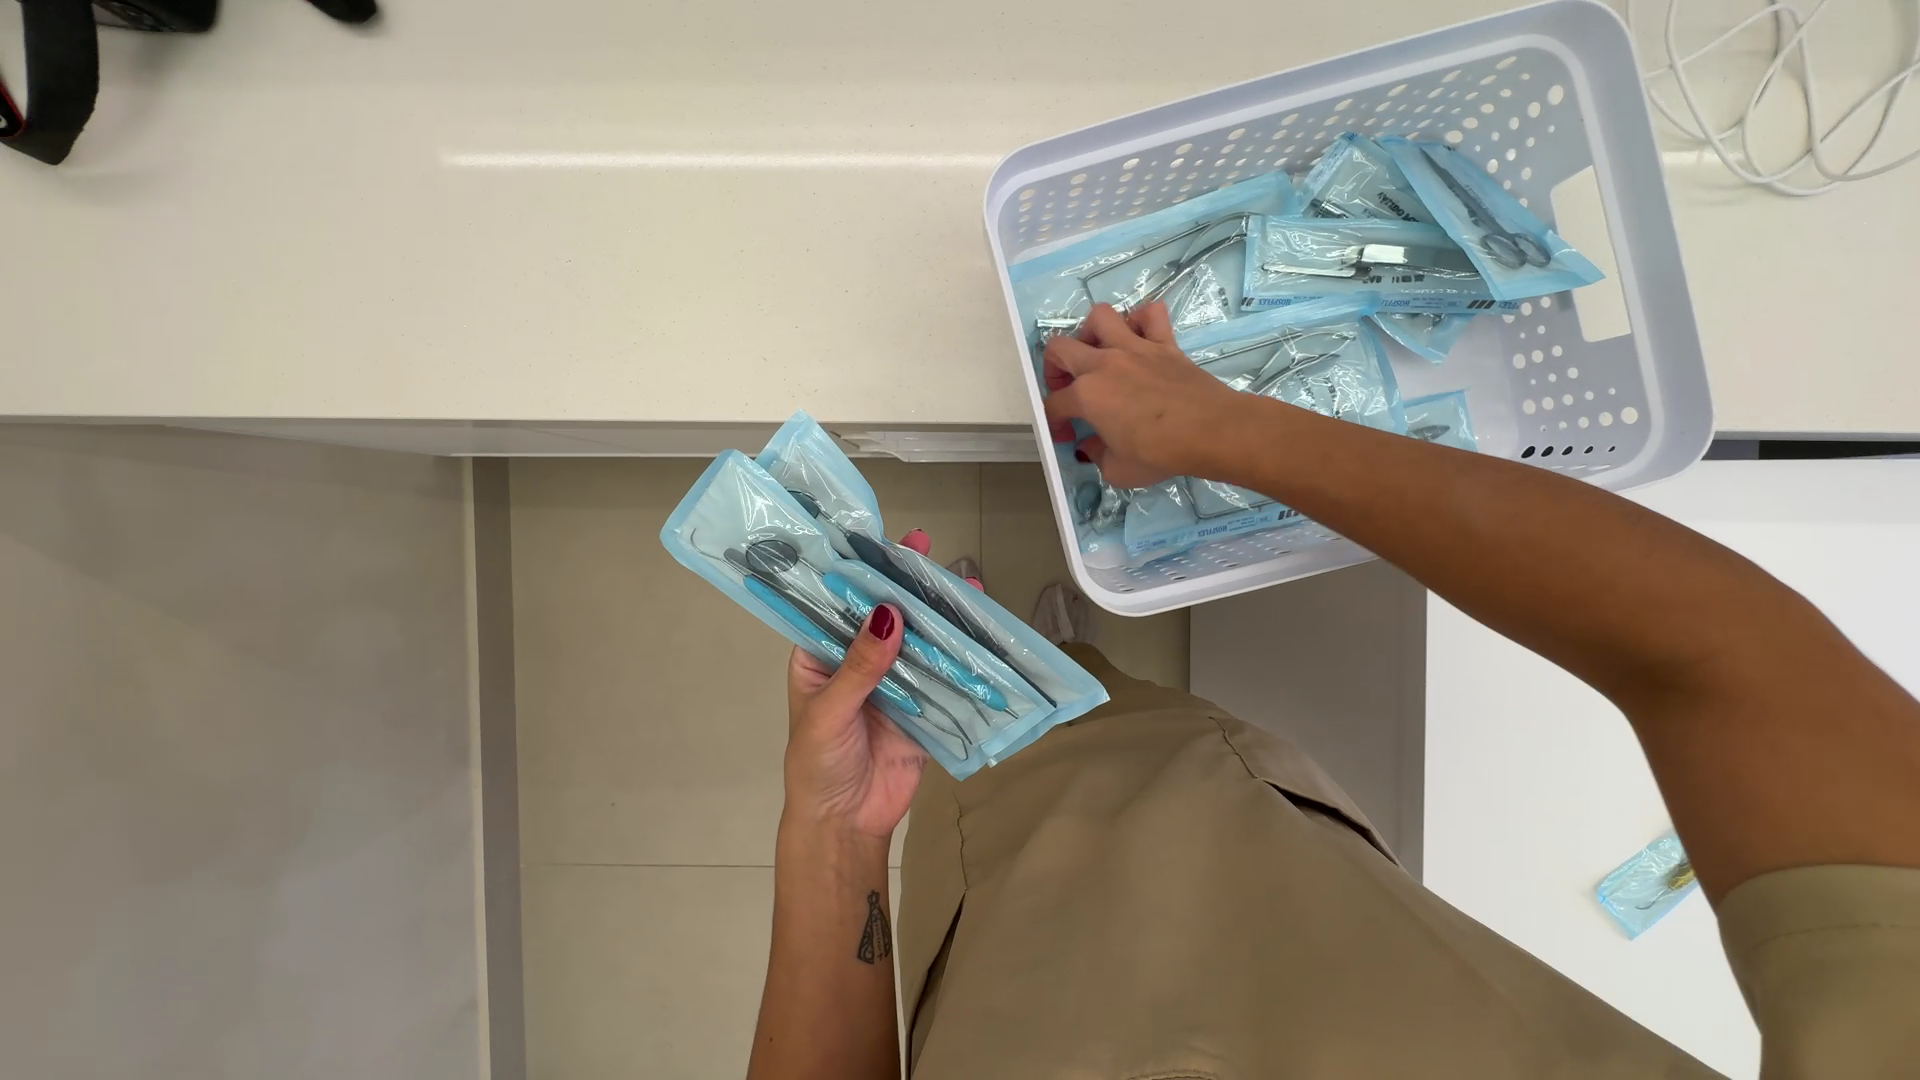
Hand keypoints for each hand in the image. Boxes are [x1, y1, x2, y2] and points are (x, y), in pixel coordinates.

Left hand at [783, 529, 946, 839]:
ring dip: (940, 618)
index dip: (862, 574)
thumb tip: (890, 614)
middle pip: (886, 616)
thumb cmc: (818, 764)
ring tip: (967, 589)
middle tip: (932, 556)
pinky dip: (961, 658)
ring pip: (919, 642)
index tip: (885, 545)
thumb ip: (860, 666)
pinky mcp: (924, 707)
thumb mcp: (829, 711)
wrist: (846, 824)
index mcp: (823, 655)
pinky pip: (943, 677)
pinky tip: (981, 636)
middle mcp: (859, 662)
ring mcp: (895, 683)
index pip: (841, 605)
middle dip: (908, 588)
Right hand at [1042, 301, 1245, 487]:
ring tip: (1098, 353)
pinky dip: (1141, 320)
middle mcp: (1104, 364)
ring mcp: (1134, 347)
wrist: (1211, 432)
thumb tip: (1091, 446)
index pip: (1054, 404)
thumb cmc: (1160, 454)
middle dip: (1054, 369)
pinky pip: (1151, 313)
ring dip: (1091, 332)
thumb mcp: (1118, 470)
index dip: (1054, 422)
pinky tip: (1139, 339)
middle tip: (1069, 388)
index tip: (1067, 436)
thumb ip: (1097, 455)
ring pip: (1100, 316)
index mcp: (1086, 395)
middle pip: (1059, 348)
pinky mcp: (1165, 343)